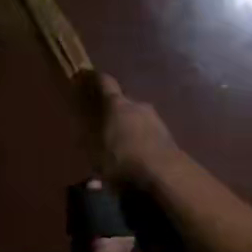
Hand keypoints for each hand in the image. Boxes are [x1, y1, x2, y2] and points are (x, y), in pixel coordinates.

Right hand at [79, 72, 180, 186]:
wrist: (165, 175)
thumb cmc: (122, 160)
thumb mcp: (95, 151)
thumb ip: (88, 138)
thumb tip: (83, 130)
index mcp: (117, 104)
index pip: (105, 82)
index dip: (94, 79)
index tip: (86, 76)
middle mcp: (138, 105)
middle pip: (123, 100)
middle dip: (112, 107)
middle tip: (102, 119)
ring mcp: (156, 119)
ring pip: (137, 116)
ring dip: (128, 124)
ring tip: (120, 141)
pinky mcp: (168, 136)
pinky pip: (148, 132)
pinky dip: (140, 137)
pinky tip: (136, 153)